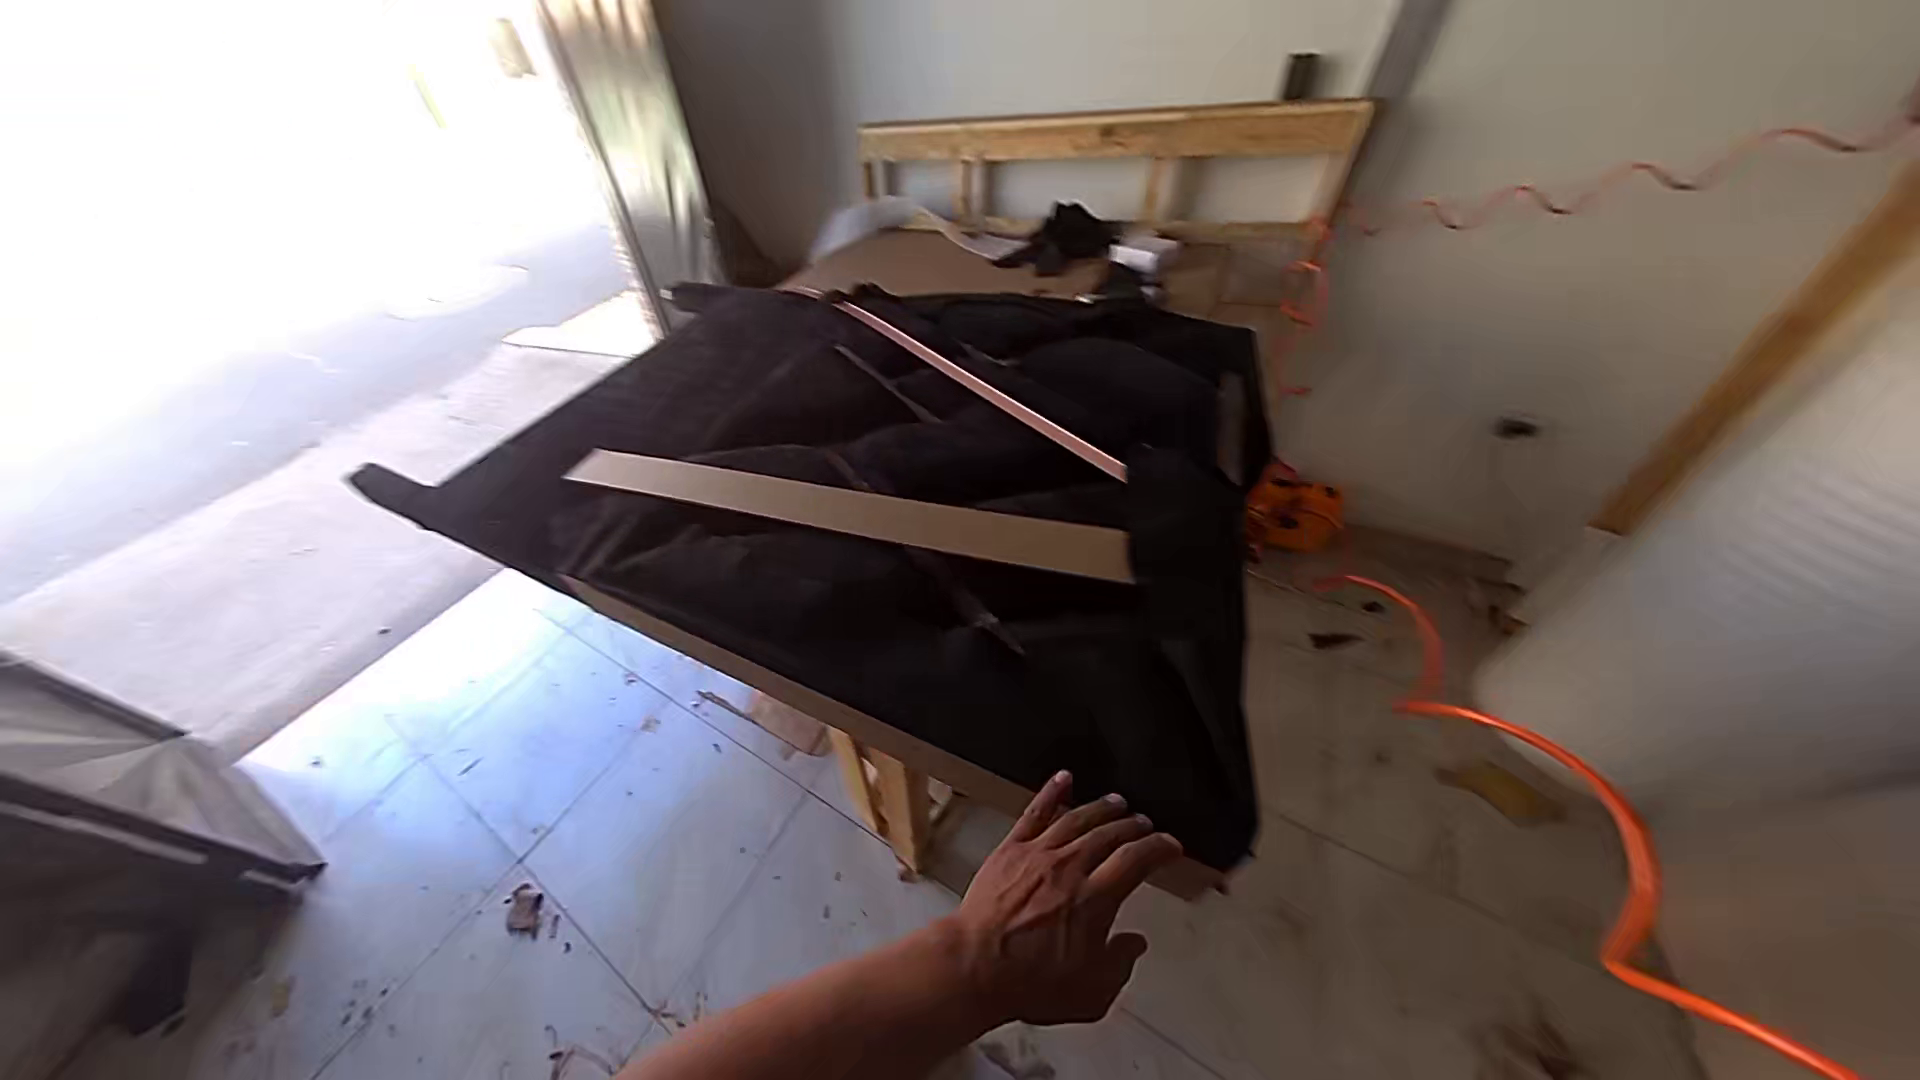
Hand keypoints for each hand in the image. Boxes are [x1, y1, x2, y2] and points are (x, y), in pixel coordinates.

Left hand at [940, 771, 1182, 1026]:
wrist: (975, 965)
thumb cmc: (1031, 983)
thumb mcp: (1091, 993)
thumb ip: (1120, 964)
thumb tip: (1135, 942)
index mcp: (1093, 900)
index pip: (1135, 861)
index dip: (1158, 849)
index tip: (1170, 845)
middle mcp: (1070, 867)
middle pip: (1109, 834)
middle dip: (1132, 826)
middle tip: (1144, 823)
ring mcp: (1039, 852)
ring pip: (1077, 819)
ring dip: (1101, 807)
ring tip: (1117, 801)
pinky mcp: (1012, 847)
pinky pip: (1035, 812)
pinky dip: (1051, 791)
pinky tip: (1064, 777)